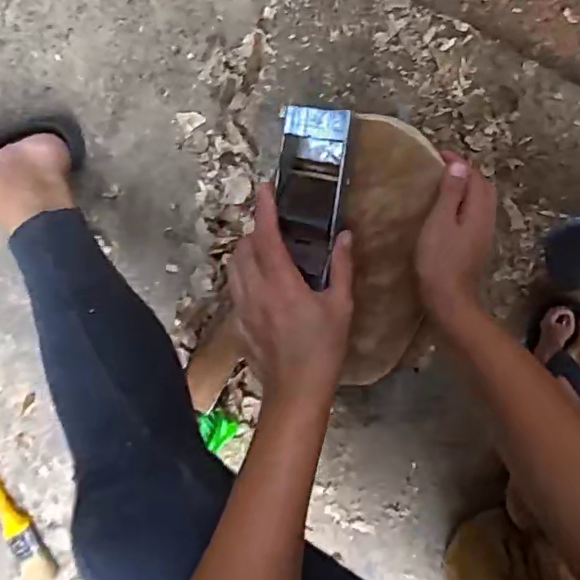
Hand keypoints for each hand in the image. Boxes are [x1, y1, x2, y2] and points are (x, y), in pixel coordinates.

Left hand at [228, 185, 354, 406]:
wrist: (296, 391)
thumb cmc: (323, 349)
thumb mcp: (341, 307)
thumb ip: (341, 268)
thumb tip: (345, 236)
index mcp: (281, 283)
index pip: (266, 236)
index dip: (264, 209)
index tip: (264, 188)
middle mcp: (255, 290)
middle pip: (243, 247)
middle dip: (254, 230)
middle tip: (273, 226)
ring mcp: (242, 307)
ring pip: (234, 266)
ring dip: (245, 251)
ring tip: (265, 250)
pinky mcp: (238, 322)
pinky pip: (235, 287)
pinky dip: (243, 274)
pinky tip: (261, 282)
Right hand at [415, 153, 496, 319]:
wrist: (449, 300)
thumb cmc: (439, 259)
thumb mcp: (440, 221)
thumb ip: (451, 193)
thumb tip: (459, 165)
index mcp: (479, 211)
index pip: (475, 177)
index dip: (459, 162)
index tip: (438, 154)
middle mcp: (486, 220)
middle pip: (483, 188)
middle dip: (466, 173)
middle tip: (441, 167)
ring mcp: (483, 235)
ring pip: (481, 202)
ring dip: (466, 188)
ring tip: (443, 184)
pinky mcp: (475, 246)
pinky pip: (475, 215)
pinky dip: (464, 203)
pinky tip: (447, 210)